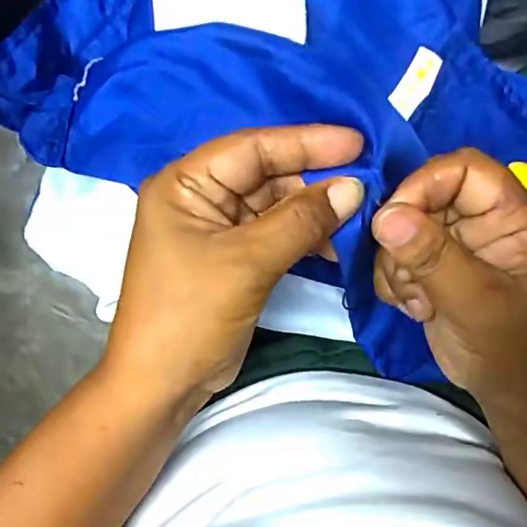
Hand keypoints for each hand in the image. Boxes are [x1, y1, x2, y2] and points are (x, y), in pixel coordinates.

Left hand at [106, 125, 365, 404]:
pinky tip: (333, 246)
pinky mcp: (230, 262)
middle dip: (313, 181)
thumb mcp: (247, 263)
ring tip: (355, 220)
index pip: (252, 147)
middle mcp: (197, 200)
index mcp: (184, 184)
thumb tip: (354, 187)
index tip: (358, 143)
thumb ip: (300, 221)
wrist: (161, 384)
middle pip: (265, 175)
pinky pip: (272, 236)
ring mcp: (214, 232)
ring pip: (273, 207)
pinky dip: (301, 239)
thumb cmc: (190, 316)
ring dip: (311, 213)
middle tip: (365, 187)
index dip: (306, 142)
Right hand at [371, 148, 526, 405]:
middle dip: (403, 236)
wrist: (511, 393)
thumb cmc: (510, 347)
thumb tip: (384, 215)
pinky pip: (398, 255)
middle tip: (405, 275)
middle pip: (425, 197)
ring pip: (404, 228)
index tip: (391, 222)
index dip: (423, 186)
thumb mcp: (474, 301)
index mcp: (514, 216)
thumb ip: (432, 256)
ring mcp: (459, 246)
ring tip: (417, 301)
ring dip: (396, 265)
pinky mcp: (437, 269)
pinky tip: (415, 308)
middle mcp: (485, 222)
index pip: (464, 169)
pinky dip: (395, 280)